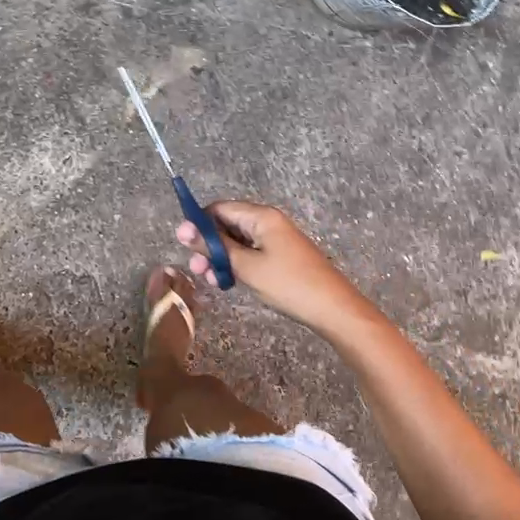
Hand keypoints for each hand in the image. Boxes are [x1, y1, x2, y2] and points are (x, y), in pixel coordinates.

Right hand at [177, 200, 372, 333]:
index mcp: (261, 216)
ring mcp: (275, 240)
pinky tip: (226, 282)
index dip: (198, 223)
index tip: (183, 243)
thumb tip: (184, 228)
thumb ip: (214, 247)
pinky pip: (250, 253)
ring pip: (237, 241)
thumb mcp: (246, 267)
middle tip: (195, 268)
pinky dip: (236, 264)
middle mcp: (267, 222)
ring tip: (209, 279)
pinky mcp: (280, 257)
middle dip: (207, 244)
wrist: (335, 311)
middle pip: (227, 224)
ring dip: (220, 258)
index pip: (219, 208)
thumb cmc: (289, 284)